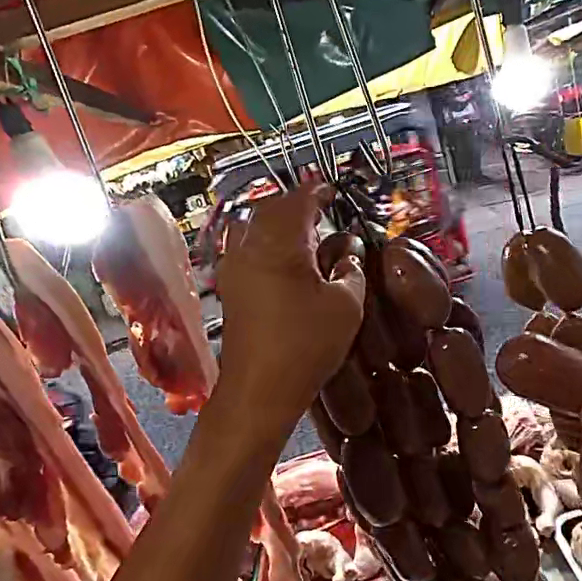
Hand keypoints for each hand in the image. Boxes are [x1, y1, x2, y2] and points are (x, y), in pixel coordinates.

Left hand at [214, 182, 365, 430]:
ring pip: (254, 228)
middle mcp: (249, 247)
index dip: (318, 191)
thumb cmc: (305, 345)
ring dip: (279, 225)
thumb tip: (348, 252)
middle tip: (322, 210)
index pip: (298, 200)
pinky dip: (267, 245)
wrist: (259, 389)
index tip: (333, 192)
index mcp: (279, 243)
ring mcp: (233, 267)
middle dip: (297, 205)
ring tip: (305, 235)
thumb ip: (351, 270)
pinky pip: (247, 250)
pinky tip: (287, 263)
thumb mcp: (346, 305)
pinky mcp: (230, 288)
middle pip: (271, 209)